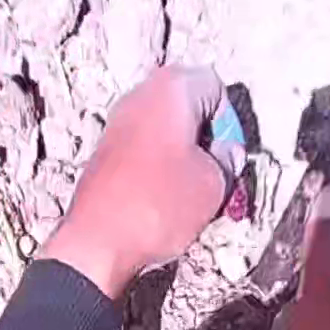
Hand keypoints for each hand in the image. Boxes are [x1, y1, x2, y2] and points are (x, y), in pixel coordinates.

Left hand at [38, 66, 237, 298]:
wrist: (99, 241)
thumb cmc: (160, 205)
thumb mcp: (213, 186)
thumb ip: (228, 163)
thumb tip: (228, 154)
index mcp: (172, 88)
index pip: (216, 89)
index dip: (230, 128)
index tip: (228, 164)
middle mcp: (140, 96)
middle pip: (189, 113)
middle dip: (207, 148)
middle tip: (215, 185)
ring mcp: (117, 126)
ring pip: (166, 138)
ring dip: (184, 167)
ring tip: (190, 204)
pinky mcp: (104, 158)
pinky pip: (144, 159)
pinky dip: (159, 179)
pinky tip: (162, 210)